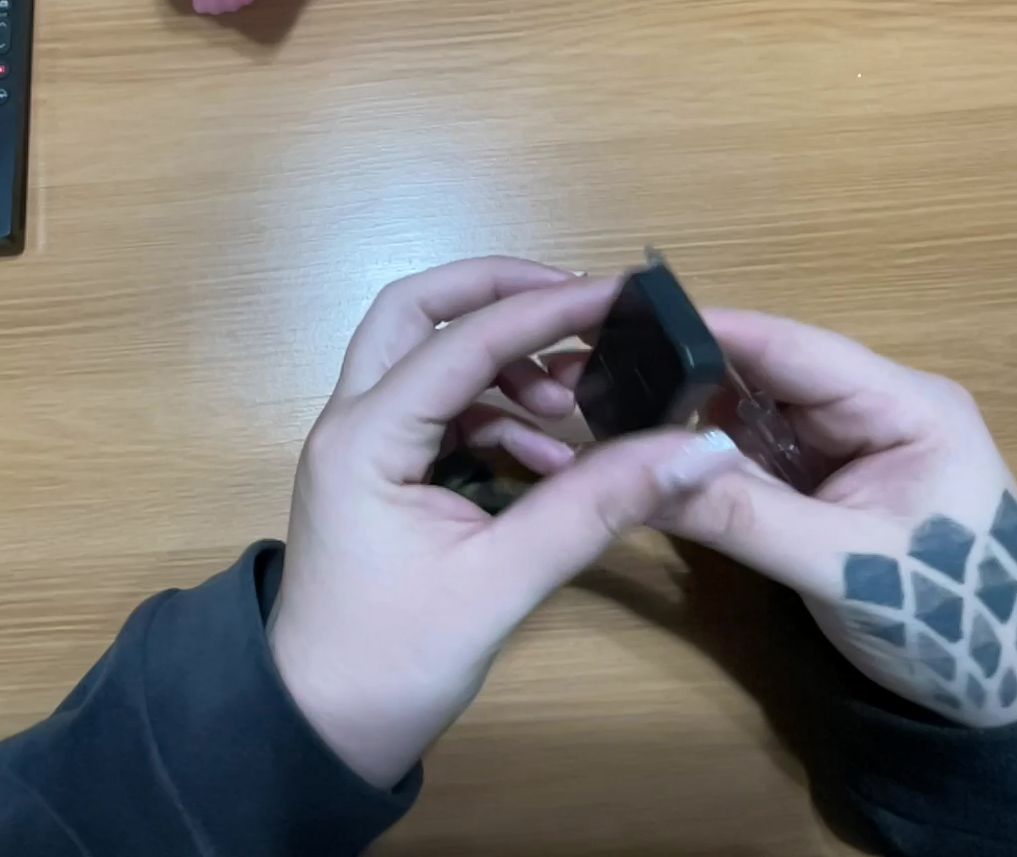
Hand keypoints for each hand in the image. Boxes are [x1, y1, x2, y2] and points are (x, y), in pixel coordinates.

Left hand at [268, 257, 746, 787]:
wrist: (324, 723)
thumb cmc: (394, 660)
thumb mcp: (502, 581)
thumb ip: (594, 507)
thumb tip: (692, 448)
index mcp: (364, 436)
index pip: (460, 342)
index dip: (543, 311)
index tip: (618, 295)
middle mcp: (351, 419)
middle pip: (413, 312)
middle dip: (493, 292)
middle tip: (574, 304)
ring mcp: (363, 440)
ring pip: (428, 357)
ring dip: (502, 363)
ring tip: (573, 404)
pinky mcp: (383, 466)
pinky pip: (442, 413)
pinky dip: (496, 418)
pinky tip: (549, 460)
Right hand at [652, 308, 1016, 726]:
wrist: (999, 690)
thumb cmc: (951, 621)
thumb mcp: (843, 567)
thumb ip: (741, 516)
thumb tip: (636, 474)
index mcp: (902, 402)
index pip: (790, 346)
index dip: (708, 331)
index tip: (625, 325)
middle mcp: (864, 400)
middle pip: (755, 366)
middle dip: (682, 370)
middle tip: (599, 376)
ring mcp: (834, 431)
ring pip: (739, 401)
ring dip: (681, 411)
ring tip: (611, 414)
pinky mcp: (809, 462)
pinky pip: (738, 440)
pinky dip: (696, 449)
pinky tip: (650, 452)